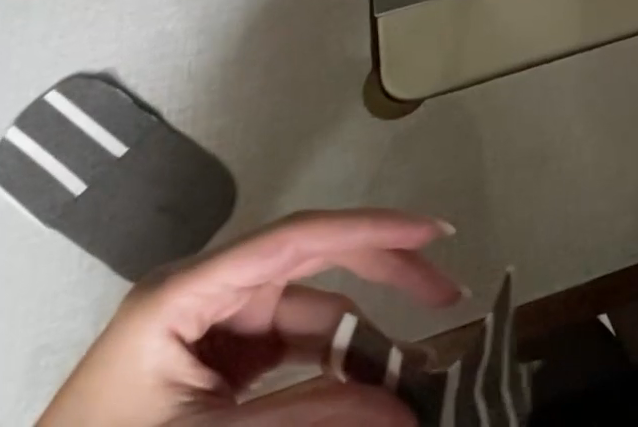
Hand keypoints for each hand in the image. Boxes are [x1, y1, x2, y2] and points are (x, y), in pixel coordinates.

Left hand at [40, 209, 463, 426]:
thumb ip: (313, 418)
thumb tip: (407, 410)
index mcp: (188, 292)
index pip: (299, 239)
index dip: (373, 229)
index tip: (436, 233)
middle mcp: (209, 293)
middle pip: (318, 260)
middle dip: (387, 273)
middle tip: (449, 294)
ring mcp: (218, 325)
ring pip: (317, 312)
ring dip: (366, 341)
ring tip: (411, 376)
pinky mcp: (226, 359)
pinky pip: (300, 348)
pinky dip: (339, 365)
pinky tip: (368, 388)